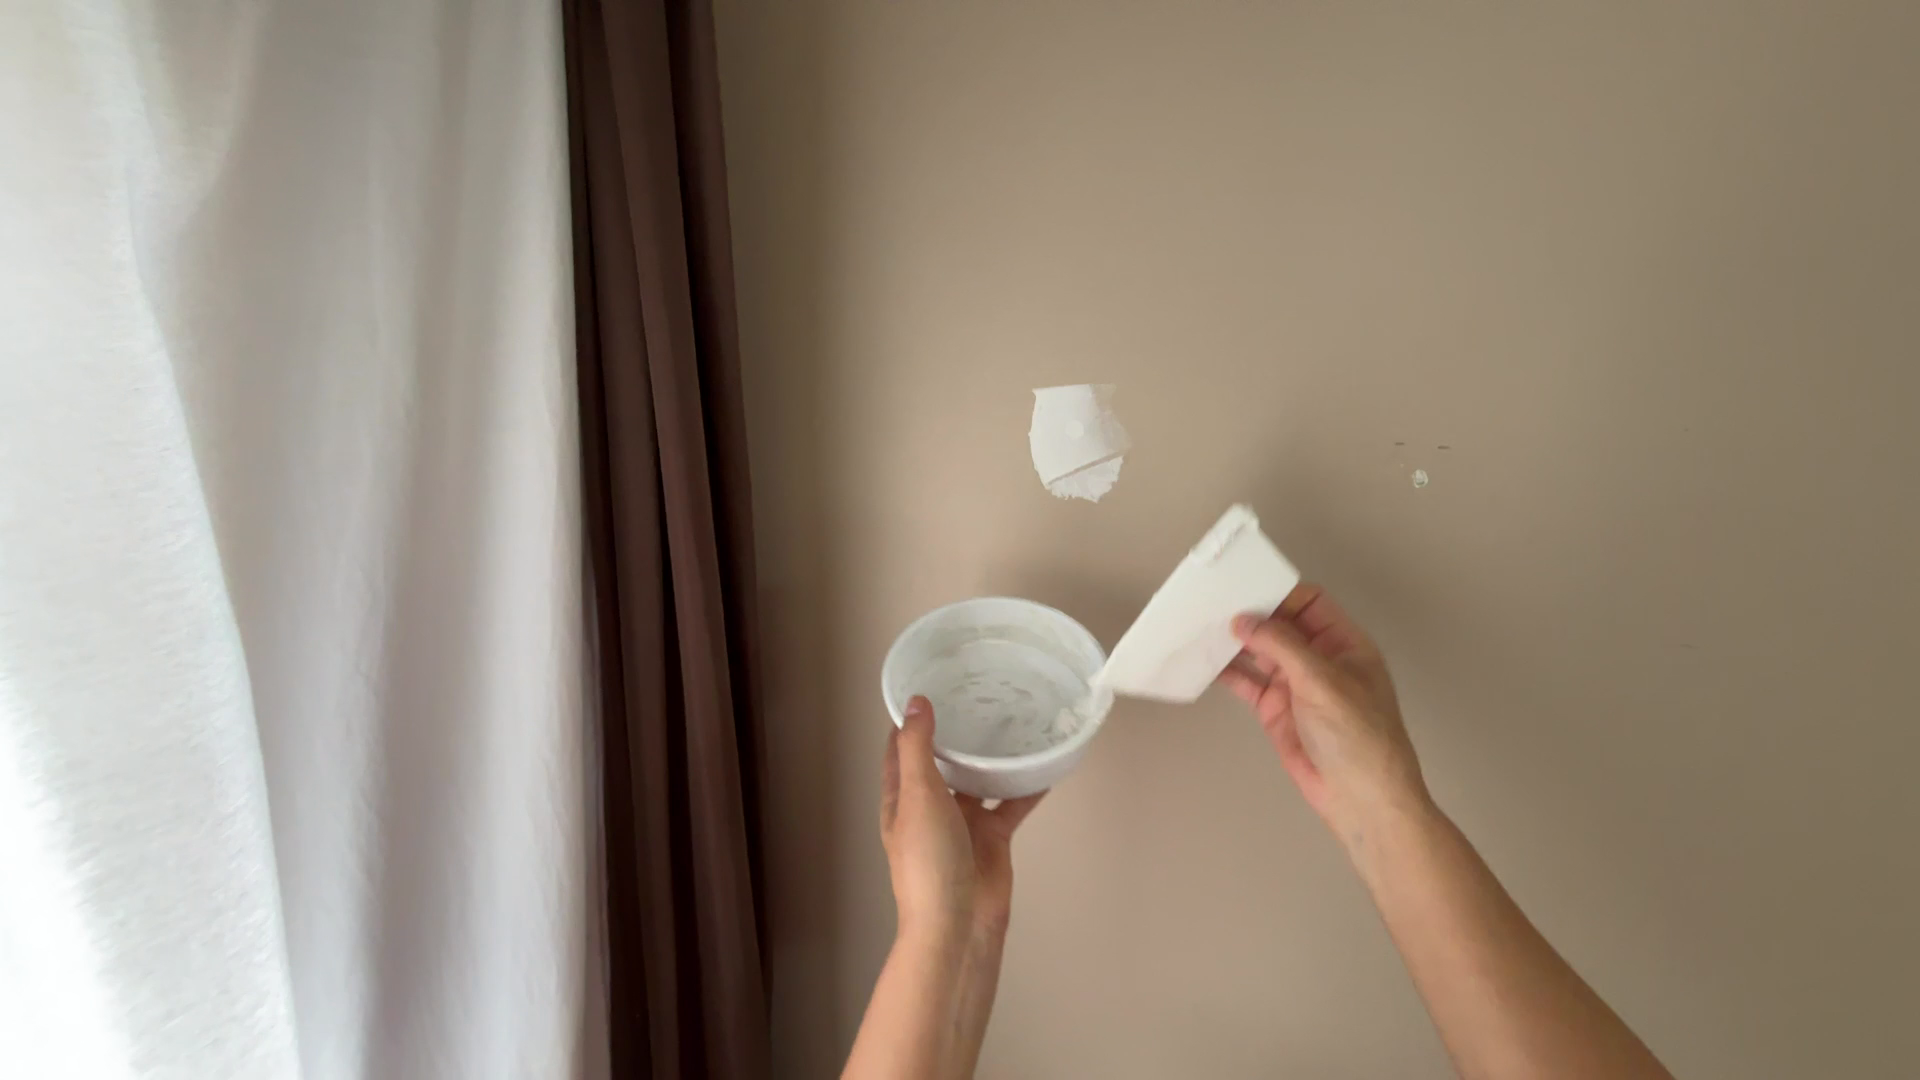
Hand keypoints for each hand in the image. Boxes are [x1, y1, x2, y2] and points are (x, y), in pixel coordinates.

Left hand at [881, 696, 1045, 939]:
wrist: (959, 924)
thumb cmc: (928, 858)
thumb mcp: (918, 795)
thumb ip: (918, 748)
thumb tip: (916, 701)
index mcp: (902, 798)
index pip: (900, 749)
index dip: (909, 719)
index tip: (929, 684)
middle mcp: (930, 806)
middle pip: (942, 761)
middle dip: (956, 733)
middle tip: (980, 693)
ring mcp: (962, 822)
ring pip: (979, 780)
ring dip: (991, 757)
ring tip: (1014, 719)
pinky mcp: (992, 837)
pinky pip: (1011, 803)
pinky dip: (1026, 786)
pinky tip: (1044, 762)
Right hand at [1218, 584, 1427, 838]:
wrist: (1360, 798)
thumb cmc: (1359, 735)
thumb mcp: (1323, 681)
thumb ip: (1281, 645)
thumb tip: (1243, 620)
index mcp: (1343, 643)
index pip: (1308, 602)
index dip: (1278, 592)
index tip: (1242, 585)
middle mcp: (1317, 658)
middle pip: (1279, 623)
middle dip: (1250, 613)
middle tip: (1212, 602)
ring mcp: (1294, 683)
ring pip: (1258, 650)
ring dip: (1233, 641)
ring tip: (1201, 626)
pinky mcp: (1274, 707)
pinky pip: (1246, 680)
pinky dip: (1225, 671)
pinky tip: (1204, 660)